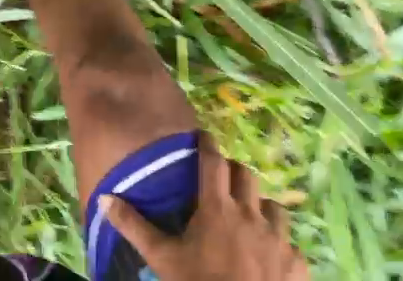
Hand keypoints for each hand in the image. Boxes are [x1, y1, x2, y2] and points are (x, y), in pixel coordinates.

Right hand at [99, 133, 307, 280]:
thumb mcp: (161, 257)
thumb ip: (133, 225)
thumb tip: (104, 198)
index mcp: (217, 208)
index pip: (214, 162)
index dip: (208, 144)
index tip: (204, 136)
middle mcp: (251, 215)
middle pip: (247, 176)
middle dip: (235, 171)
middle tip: (223, 178)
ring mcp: (279, 241)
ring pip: (275, 207)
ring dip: (261, 206)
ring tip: (251, 216)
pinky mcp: (297, 266)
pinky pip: (292, 245)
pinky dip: (281, 246)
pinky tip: (272, 258)